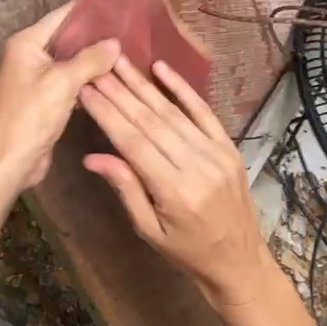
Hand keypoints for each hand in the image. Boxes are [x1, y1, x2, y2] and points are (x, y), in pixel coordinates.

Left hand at [0, 1, 120, 190]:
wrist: (6, 160)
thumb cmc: (29, 115)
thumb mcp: (62, 83)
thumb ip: (89, 60)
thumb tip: (115, 42)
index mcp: (26, 43)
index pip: (61, 17)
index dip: (88, 10)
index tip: (118, 5)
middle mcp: (28, 55)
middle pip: (66, 39)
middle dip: (95, 38)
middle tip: (131, 32)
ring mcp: (35, 78)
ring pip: (69, 63)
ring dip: (93, 62)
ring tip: (129, 54)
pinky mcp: (43, 100)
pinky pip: (68, 83)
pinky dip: (86, 81)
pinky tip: (112, 81)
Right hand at [79, 57, 270, 304]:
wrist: (242, 264)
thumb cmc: (188, 252)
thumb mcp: (149, 230)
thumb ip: (125, 188)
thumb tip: (92, 157)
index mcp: (174, 192)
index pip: (132, 142)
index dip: (107, 113)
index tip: (84, 88)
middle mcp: (197, 167)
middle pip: (150, 121)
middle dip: (119, 92)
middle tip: (95, 66)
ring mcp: (216, 154)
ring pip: (172, 111)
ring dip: (142, 84)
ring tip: (119, 61)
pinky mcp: (229, 147)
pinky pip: (203, 111)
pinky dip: (181, 88)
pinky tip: (161, 67)